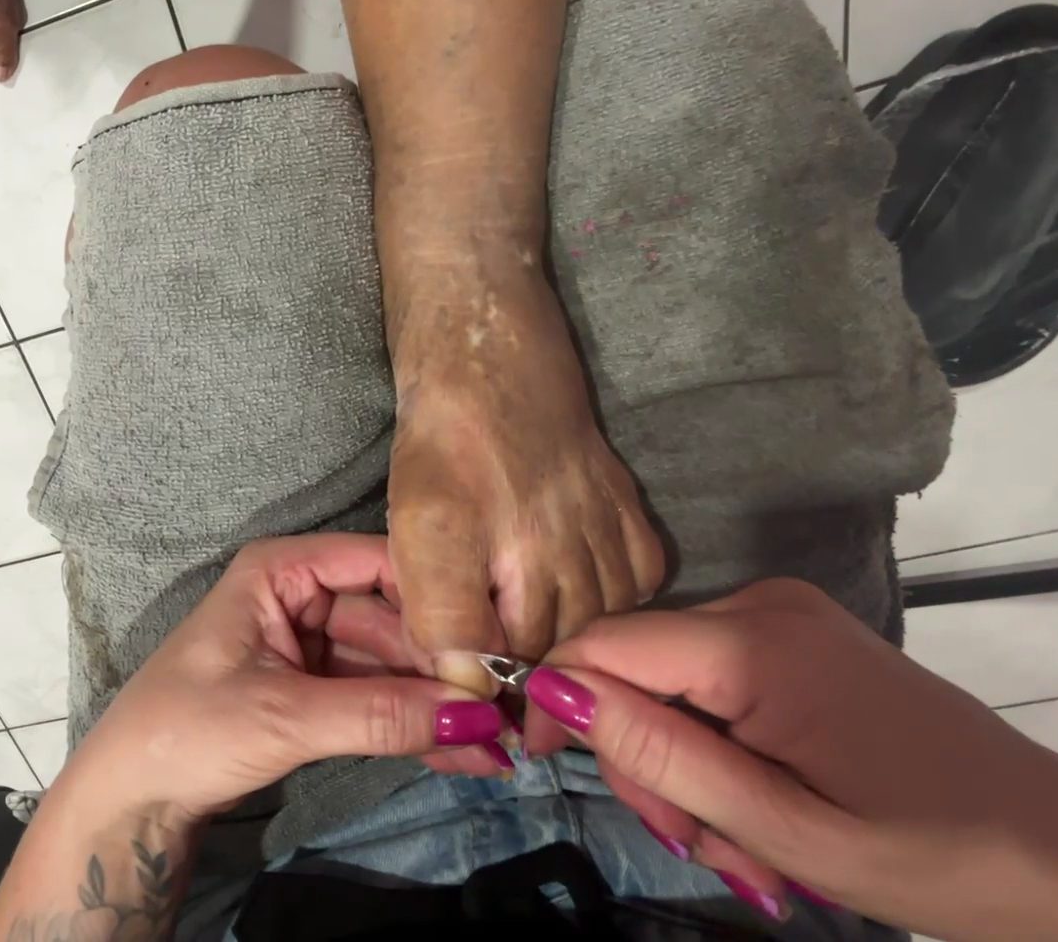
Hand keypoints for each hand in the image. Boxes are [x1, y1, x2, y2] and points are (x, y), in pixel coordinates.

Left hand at [55, 534, 504, 822]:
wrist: (131, 798)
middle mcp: (302, 596)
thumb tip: (477, 714)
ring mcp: (312, 644)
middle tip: (513, 709)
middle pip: (392, 618)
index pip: (379, 563)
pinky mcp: (317, 689)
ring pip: (391, 664)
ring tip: (504, 743)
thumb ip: (379, 714)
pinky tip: (465, 754)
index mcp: (281, 570)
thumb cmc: (185, 731)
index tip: (500, 639)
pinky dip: (414, 725)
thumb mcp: (283, 716)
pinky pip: (376, 698)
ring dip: (440, 705)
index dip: (439, 598)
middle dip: (446, 667)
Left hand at [387, 269, 664, 762]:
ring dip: (564, 635)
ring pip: (601, 621)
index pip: (524, 674)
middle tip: (489, 672)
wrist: (485, 353)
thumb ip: (448, 617)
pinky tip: (572, 587)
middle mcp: (595, 565)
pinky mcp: (631, 508)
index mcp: (541, 576)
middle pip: (566, 651)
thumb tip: (472, 694)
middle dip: (527, 671)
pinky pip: (635, 579)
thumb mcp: (422, 531)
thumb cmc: (443, 443)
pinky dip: (607, 596)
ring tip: (522, 628)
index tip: (473, 706)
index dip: (494, 694)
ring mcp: (620, 534)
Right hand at [528, 577, 1057, 941]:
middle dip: (636, 749)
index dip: (557, 696)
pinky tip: (743, 791)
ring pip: (662, 670)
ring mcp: (779, 612)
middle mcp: (759, 603)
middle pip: (631, 660)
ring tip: (727, 834)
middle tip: (685, 837)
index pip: (603, 642)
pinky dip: (704, 733)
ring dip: (671, 752)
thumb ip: (658, 754)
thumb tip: (549, 692)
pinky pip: (703, 670)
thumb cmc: (937, 859)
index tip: (541, 762)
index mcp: (758, 643)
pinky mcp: (793, 632)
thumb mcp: (784, 829)